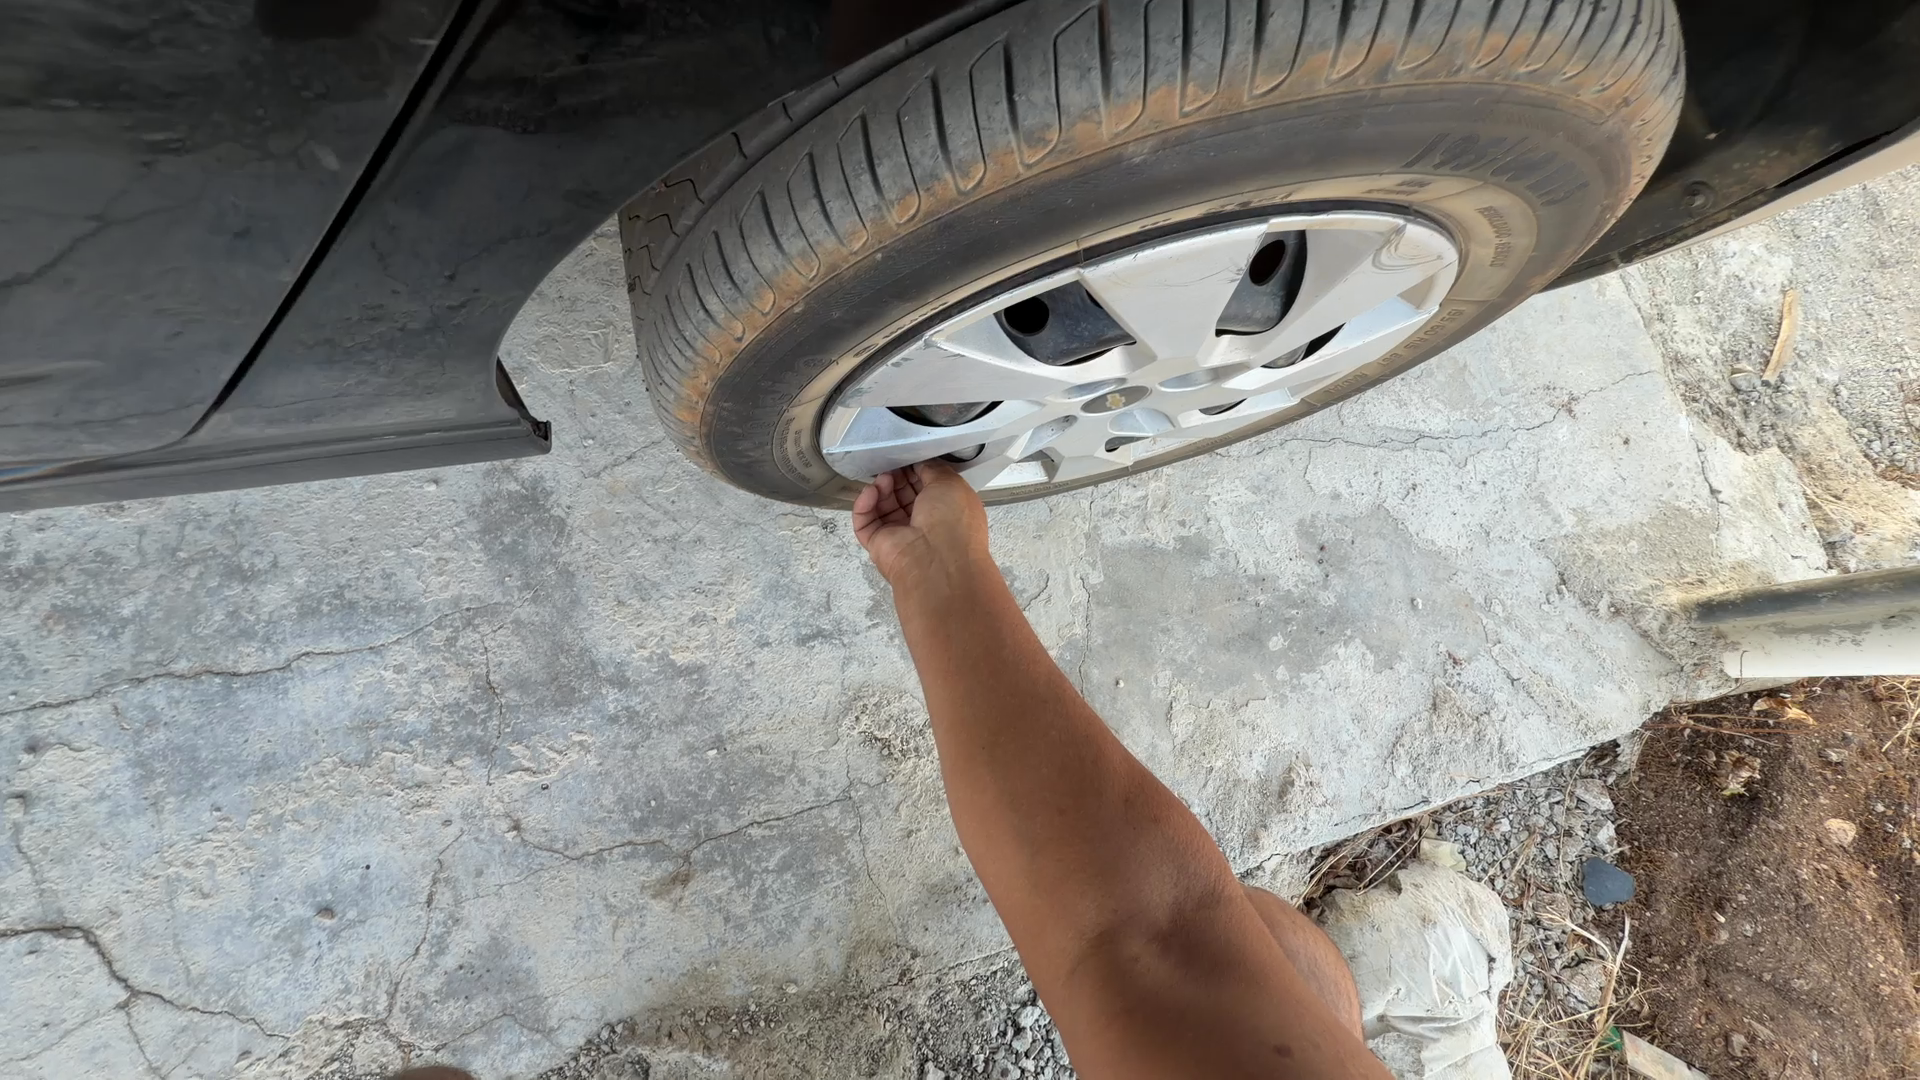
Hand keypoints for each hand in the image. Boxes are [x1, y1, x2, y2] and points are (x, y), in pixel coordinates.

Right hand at [851, 462, 991, 590]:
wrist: (935, 560)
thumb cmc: (952, 522)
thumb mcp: (950, 482)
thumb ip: (933, 468)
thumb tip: (921, 462)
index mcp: (946, 510)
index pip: (926, 485)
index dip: (916, 468)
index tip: (907, 456)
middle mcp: (925, 524)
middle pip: (903, 494)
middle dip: (896, 476)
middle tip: (891, 464)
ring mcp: (901, 535)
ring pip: (883, 505)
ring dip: (881, 488)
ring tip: (883, 479)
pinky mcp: (879, 544)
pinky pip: (865, 521)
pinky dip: (864, 504)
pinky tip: (871, 492)